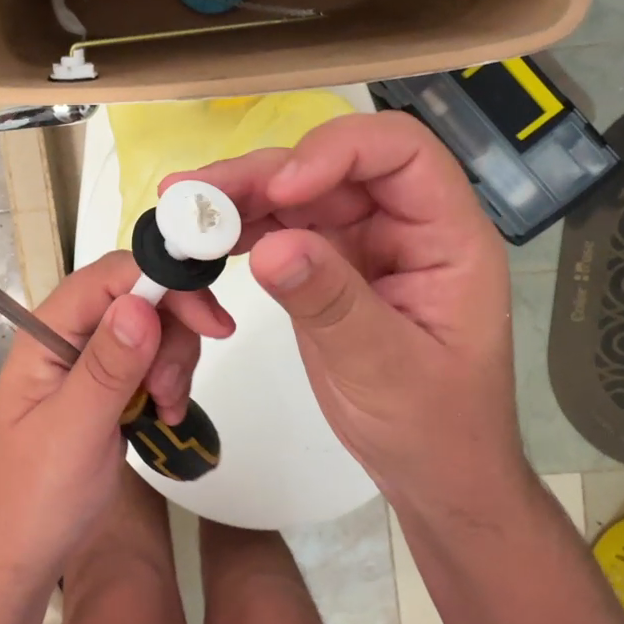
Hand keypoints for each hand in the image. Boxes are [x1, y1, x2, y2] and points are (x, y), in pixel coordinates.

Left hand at [0, 250, 232, 581]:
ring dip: (172, 364)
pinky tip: (163, 416)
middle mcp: (67, 335)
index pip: (109, 277)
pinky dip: (169, 382)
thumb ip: (108, 367)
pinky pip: (152, 359)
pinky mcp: (108, 385)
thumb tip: (141, 304)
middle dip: (171, 335)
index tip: (209, 320)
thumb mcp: (74, 430)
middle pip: (138, 297)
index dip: (162, 283)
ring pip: (152, 327)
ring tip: (163, 411)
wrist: (23, 554)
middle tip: (170, 389)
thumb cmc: (35, 497)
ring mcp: (88, 360)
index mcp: (46, 332)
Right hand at [171, 111, 525, 502]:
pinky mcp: (325, 262)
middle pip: (330, 166)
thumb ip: (332, 303)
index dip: (338, 151)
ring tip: (178, 207)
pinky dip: (237, 228)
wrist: (431, 471)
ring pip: (295, 192)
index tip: (281, 189)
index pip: (400, 152)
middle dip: (263, 174)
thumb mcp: (386, 368)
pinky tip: (198, 238)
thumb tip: (271, 248)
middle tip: (193, 194)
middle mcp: (401, 222)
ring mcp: (360, 240)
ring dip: (237, 195)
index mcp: (445, 235)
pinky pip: (277, 227)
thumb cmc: (435, 427)